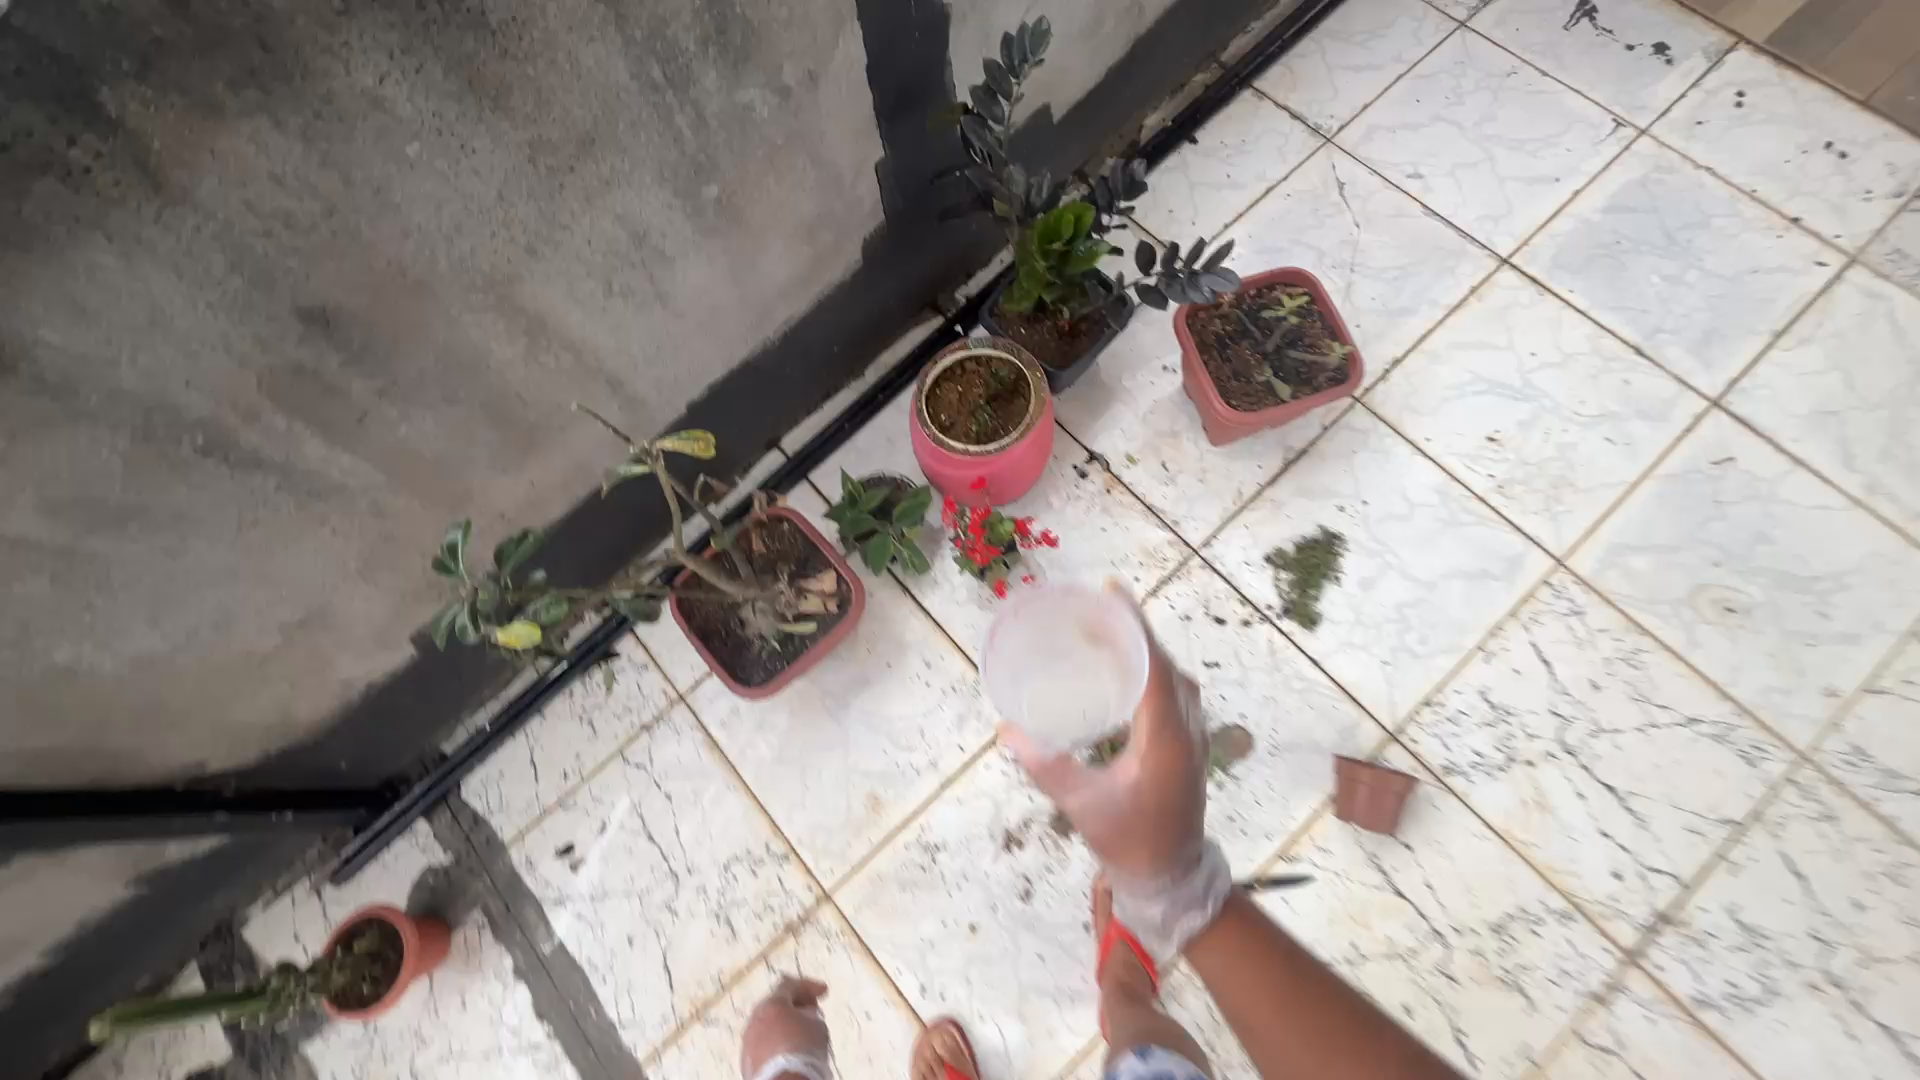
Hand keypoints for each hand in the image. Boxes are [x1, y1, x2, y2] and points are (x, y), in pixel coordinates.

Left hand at [739, 977, 831, 1079]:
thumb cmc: (803, 1050)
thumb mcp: (818, 1026)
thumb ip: (811, 1014)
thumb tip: (805, 1014)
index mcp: (772, 1004)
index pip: (790, 985)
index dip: (809, 986)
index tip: (824, 992)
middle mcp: (755, 1019)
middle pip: (775, 1004)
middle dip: (794, 1005)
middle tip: (810, 1010)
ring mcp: (748, 1041)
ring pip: (767, 1025)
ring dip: (783, 1025)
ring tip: (800, 1033)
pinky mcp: (746, 1061)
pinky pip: (763, 1044)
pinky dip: (775, 1042)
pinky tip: (788, 1051)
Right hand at [1000, 585, 1229, 956]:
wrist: (1172, 878)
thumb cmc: (1127, 841)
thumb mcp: (1081, 804)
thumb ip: (1045, 766)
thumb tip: (1005, 731)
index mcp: (1164, 738)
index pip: (1153, 666)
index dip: (1134, 627)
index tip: (1113, 593)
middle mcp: (1186, 729)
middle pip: (1165, 664)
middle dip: (1134, 631)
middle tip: (1098, 610)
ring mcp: (1193, 737)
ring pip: (1174, 678)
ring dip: (1146, 651)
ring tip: (1110, 635)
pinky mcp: (1190, 745)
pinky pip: (1176, 693)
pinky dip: (1153, 671)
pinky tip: (1128, 674)